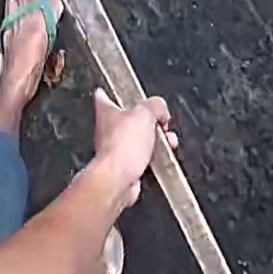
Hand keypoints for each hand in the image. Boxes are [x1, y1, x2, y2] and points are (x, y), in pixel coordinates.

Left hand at [87, 89, 177, 213]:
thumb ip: (155, 105)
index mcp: (106, 110)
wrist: (118, 179)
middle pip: (131, 118)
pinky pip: (143, 157)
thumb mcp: (145, 114)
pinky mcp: (125, 166)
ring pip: (139, 139)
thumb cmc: (122, 145)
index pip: (105, 95)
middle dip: (150, 121)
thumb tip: (161, 108)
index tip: (127, 94)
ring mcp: (116, 148)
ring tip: (168, 141)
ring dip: (156, 140)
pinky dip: (155, 157)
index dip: (117, 94)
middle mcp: (108, 128)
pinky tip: (163, 157)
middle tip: (161, 123)